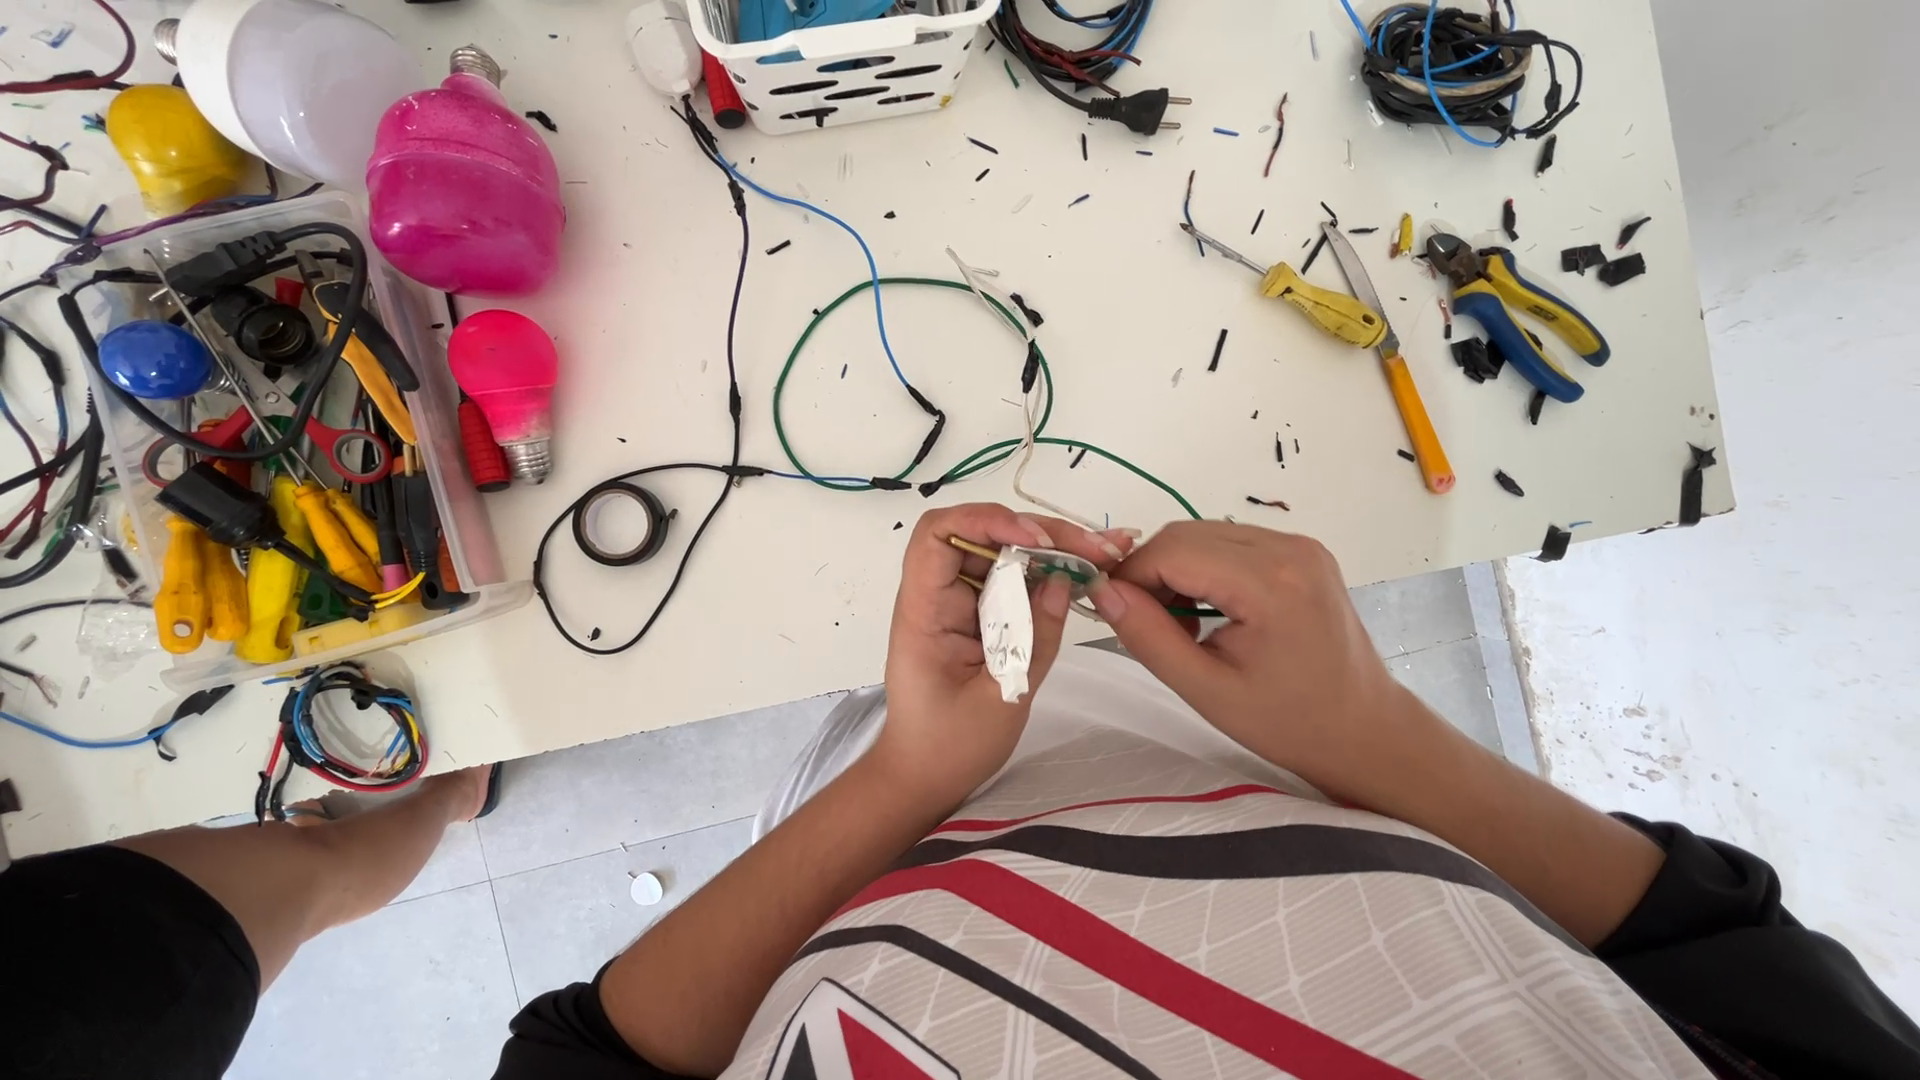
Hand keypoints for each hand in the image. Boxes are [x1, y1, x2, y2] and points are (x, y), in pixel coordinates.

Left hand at [872, 504, 1132, 810]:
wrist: (925, 776)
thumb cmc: (949, 746)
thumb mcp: (1002, 697)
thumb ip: (1034, 638)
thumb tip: (1062, 581)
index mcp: (924, 611)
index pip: (939, 536)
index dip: (986, 521)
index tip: (1037, 541)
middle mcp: (938, 595)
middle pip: (981, 535)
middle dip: (1040, 532)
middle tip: (1098, 548)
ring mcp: (959, 603)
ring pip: (1001, 552)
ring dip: (1052, 548)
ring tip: (1104, 554)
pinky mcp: (979, 614)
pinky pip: (1011, 579)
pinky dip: (1047, 571)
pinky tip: (1086, 570)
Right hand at [1087, 522, 1433, 804]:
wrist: (1365, 730)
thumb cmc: (1287, 722)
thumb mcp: (1205, 689)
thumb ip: (1147, 636)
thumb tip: (1101, 591)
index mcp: (1269, 583)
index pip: (1172, 551)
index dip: (1130, 575)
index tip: (1112, 611)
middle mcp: (1288, 548)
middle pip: (1187, 534)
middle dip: (1151, 570)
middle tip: (1143, 620)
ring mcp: (1300, 545)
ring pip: (1205, 534)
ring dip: (1176, 568)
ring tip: (1177, 621)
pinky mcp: (1304, 552)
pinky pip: (1232, 543)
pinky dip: (1204, 567)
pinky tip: (1206, 608)